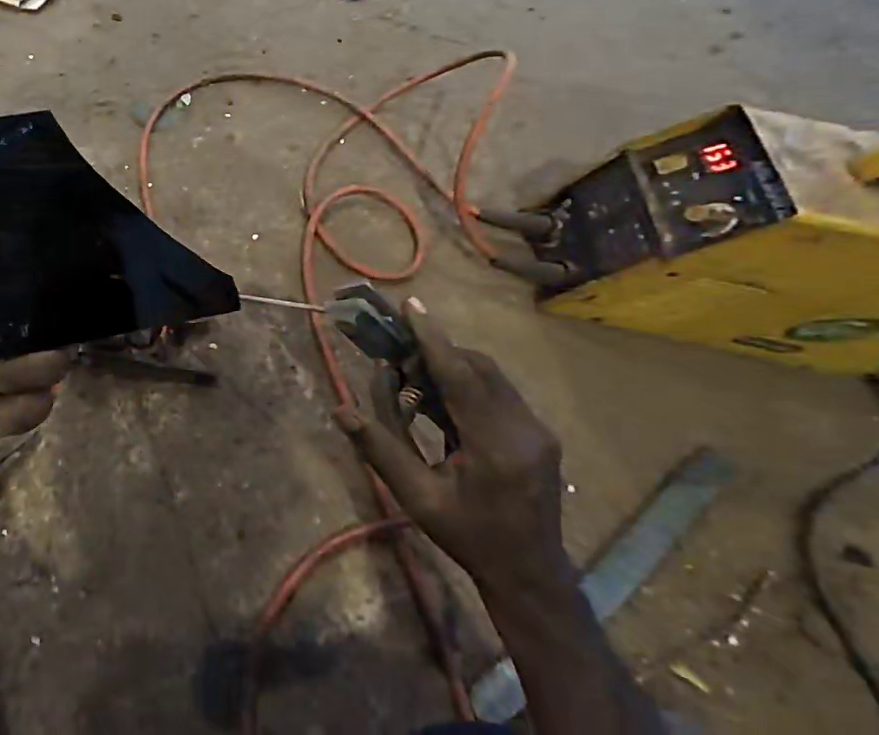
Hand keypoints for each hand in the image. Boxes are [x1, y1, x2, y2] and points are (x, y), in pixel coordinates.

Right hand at [336, 296, 566, 586]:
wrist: (529, 573)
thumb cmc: (467, 537)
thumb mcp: (417, 498)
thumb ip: (380, 448)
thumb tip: (340, 410)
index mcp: (495, 446)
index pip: (461, 376)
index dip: (432, 338)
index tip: (411, 305)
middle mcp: (524, 428)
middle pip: (476, 367)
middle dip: (435, 355)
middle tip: (398, 367)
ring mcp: (537, 429)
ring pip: (489, 375)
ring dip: (450, 369)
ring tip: (415, 389)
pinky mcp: (538, 432)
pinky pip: (498, 391)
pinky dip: (466, 386)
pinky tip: (442, 407)